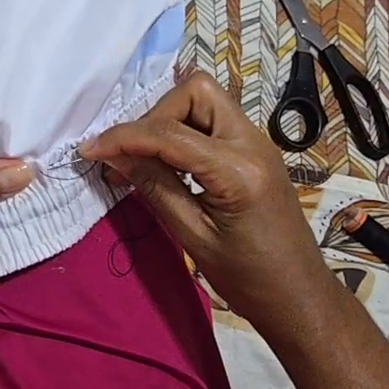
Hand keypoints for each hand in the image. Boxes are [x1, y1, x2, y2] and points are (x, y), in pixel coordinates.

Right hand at [79, 73, 335, 336]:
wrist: (298, 296)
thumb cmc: (247, 278)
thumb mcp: (193, 236)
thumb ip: (154, 187)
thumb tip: (114, 157)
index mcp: (238, 170)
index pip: (169, 132)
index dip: (124, 137)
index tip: (90, 150)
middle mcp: (252, 142)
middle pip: (195, 91)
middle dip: (155, 115)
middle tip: (132, 156)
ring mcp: (257, 142)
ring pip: (205, 100)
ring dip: (169, 120)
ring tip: (145, 159)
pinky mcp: (255, 149)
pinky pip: (213, 121)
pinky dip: (184, 131)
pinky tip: (167, 163)